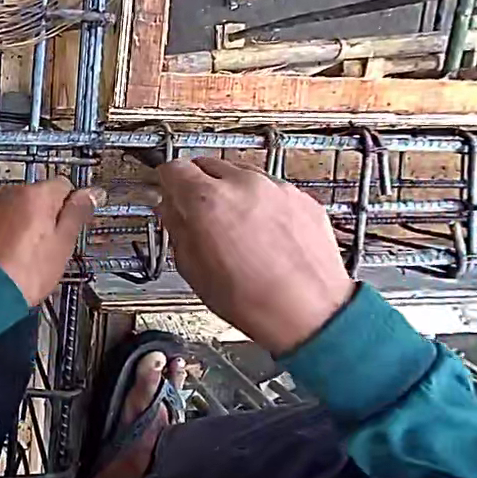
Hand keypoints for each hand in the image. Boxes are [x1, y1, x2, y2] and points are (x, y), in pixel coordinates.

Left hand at [0, 178, 102, 305]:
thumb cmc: (26, 270)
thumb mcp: (63, 242)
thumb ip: (78, 213)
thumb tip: (92, 193)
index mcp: (35, 194)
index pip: (65, 186)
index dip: (74, 207)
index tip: (74, 226)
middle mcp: (12, 194)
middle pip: (43, 197)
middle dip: (52, 217)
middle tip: (56, 245)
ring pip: (25, 210)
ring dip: (34, 226)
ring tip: (36, 254)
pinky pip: (9, 222)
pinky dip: (16, 234)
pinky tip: (20, 256)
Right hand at [155, 156, 353, 353]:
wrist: (310, 313)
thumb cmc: (252, 298)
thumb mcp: (190, 266)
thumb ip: (176, 227)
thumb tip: (170, 210)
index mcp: (205, 200)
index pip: (174, 168)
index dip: (166, 180)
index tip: (167, 189)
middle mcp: (242, 185)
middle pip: (207, 164)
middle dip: (196, 183)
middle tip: (196, 209)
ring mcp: (275, 189)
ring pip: (240, 173)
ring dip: (230, 191)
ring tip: (232, 225)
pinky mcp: (301, 198)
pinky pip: (270, 189)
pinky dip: (260, 202)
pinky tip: (260, 232)